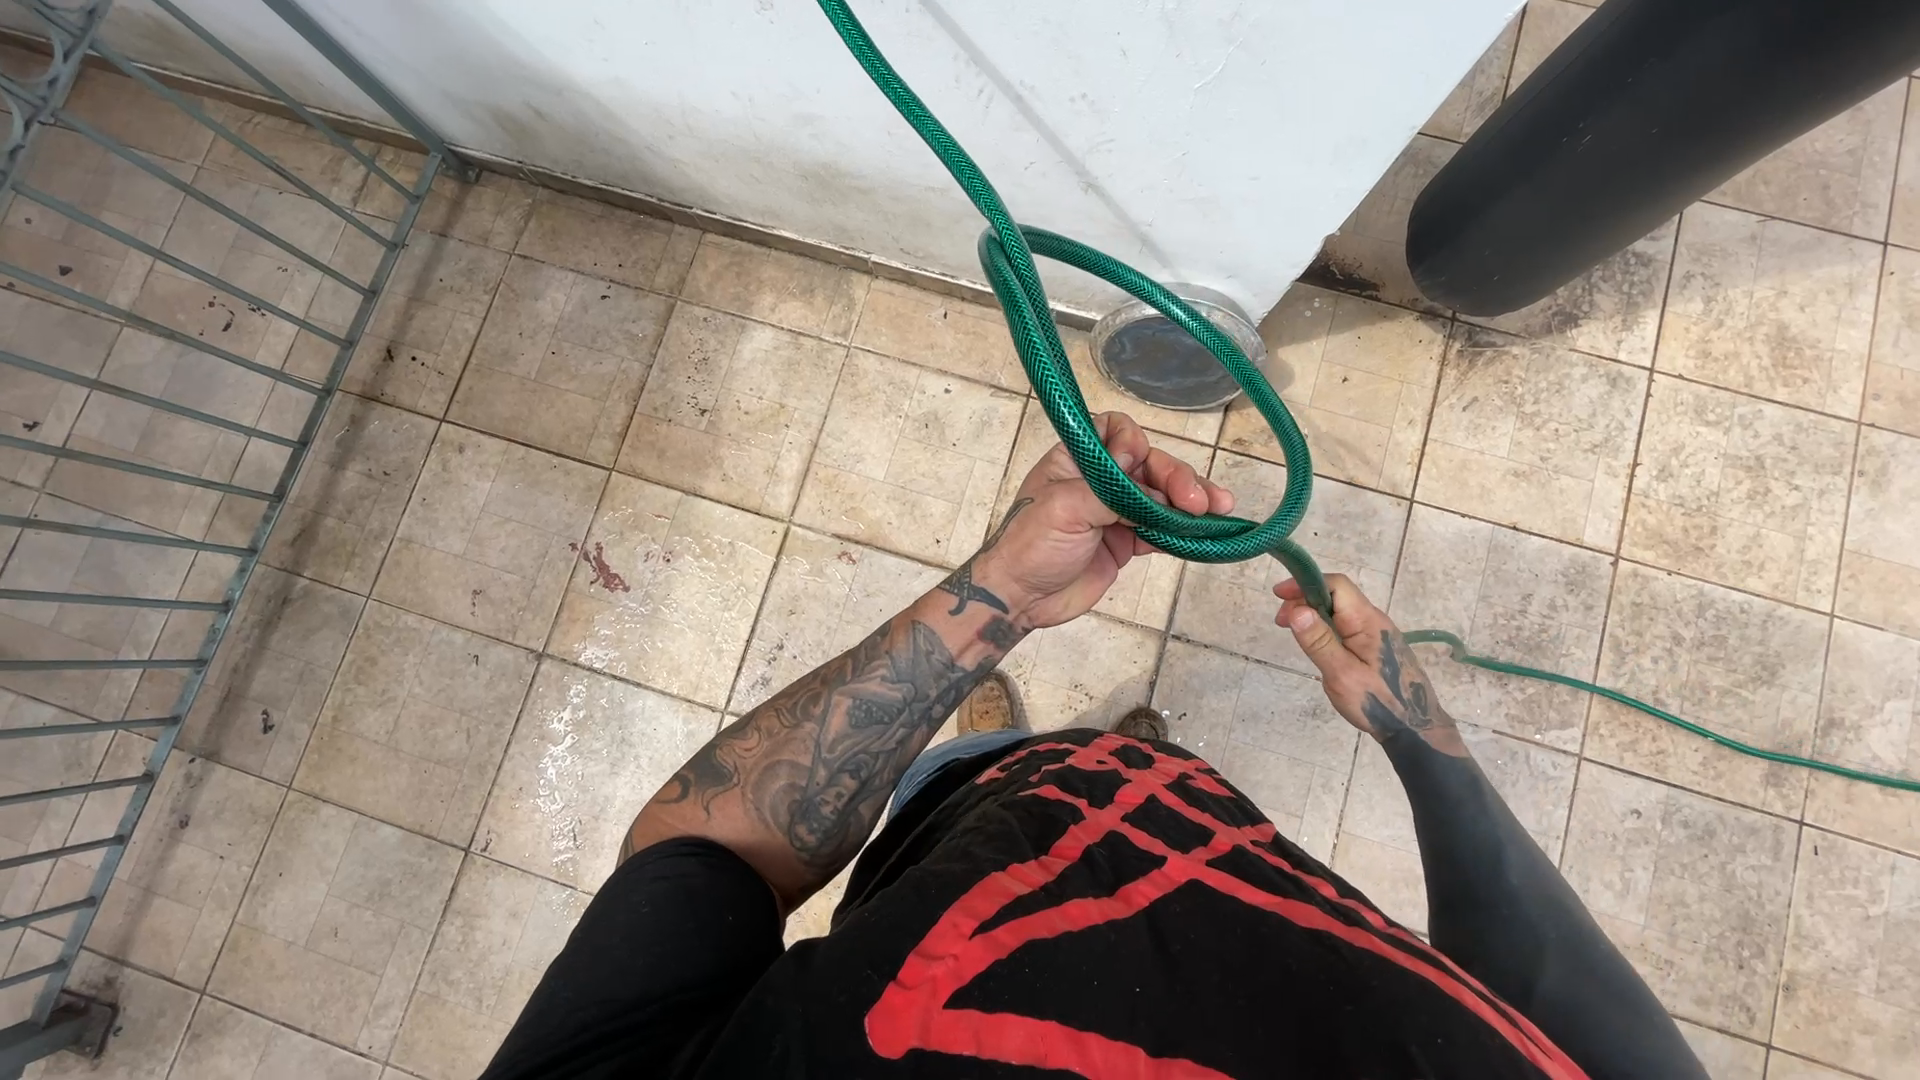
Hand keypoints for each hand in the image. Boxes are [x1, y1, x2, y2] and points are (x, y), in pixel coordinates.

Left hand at [960, 411, 1232, 629]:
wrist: (1022, 597)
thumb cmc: (1031, 545)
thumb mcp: (1065, 507)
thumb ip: (1111, 491)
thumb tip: (1153, 486)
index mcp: (1075, 460)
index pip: (1114, 431)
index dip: (1131, 442)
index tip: (1135, 465)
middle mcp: (1097, 480)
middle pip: (1148, 464)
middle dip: (1176, 477)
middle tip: (1198, 501)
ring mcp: (1113, 512)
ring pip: (1161, 496)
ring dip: (1190, 501)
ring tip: (1220, 509)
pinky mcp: (1125, 541)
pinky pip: (1160, 528)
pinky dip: (1181, 529)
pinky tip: (1203, 532)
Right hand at [1274, 574, 1465, 754]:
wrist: (1416, 728)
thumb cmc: (1379, 702)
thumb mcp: (1342, 674)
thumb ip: (1319, 641)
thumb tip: (1296, 609)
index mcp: (1367, 621)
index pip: (1336, 585)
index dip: (1305, 583)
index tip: (1278, 596)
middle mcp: (1373, 620)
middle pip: (1336, 595)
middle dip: (1304, 600)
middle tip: (1281, 623)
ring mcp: (1375, 633)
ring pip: (1339, 611)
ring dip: (1312, 615)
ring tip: (1293, 634)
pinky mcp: (1374, 645)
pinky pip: (1345, 625)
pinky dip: (1324, 627)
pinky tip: (1315, 644)